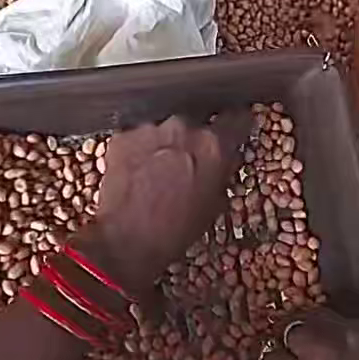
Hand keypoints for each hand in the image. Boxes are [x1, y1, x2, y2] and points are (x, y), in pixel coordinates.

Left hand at [75, 111, 251, 296]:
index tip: (233, 129)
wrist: (127, 240)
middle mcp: (184, 128)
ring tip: (155, 174)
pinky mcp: (123, 136)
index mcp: (214, 146)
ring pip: (163, 130)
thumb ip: (221, 174)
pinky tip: (136, 173)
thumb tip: (222, 162)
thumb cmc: (174, 230)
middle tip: (184, 166)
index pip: (235, 120)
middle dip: (191, 141)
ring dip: (163, 145)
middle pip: (194, 124)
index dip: (235, 126)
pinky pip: (136, 137)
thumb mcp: (213, 206)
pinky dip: (137, 150)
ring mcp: (151, 129)